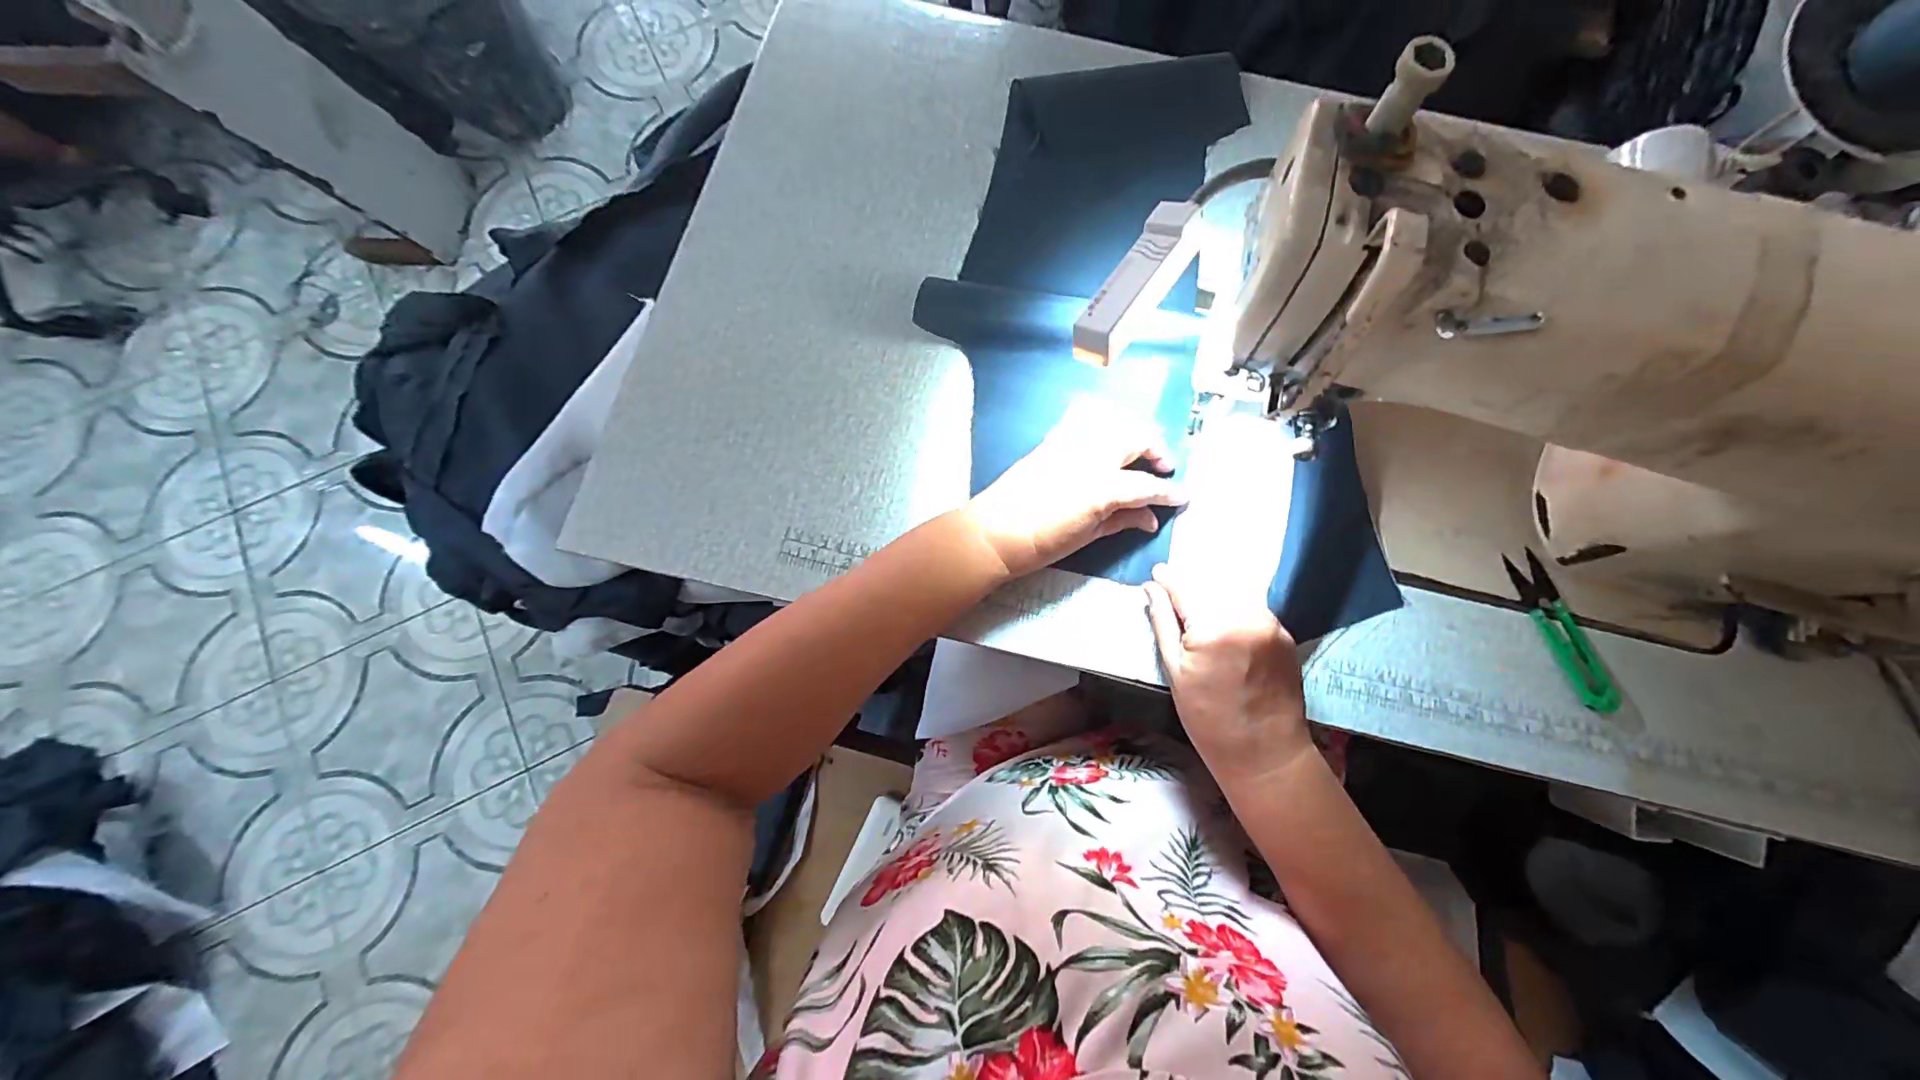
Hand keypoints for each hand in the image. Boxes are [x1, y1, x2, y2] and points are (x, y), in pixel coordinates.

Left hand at [961, 400, 1186, 578]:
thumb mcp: (1087, 537)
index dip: (1169, 492)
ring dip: (1131, 432)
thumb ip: (1121, 521)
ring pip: (1113, 422)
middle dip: (1157, 450)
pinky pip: (1078, 418)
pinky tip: (1102, 431)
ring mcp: (1069, 445)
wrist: (993, 533)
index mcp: (1103, 487)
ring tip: (1135, 450)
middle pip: (1137, 439)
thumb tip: (1149, 518)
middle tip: (1163, 467)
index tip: (1182, 496)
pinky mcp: (1050, 442)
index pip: (1147, 486)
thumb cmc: (1040, 544)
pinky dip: (1097, 419)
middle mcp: (1090, 457)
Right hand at [1144, 563, 1312, 784]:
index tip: (1157, 573)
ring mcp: (1271, 625)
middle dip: (1193, 585)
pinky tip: (1225, 626)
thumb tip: (1151, 590)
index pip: (1186, 588)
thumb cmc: (1208, 719)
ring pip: (1236, 593)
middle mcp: (1247, 618)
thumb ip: (1163, 623)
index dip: (1168, 579)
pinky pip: (1254, 609)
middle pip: (1213, 584)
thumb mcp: (1174, 671)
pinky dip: (1236, 609)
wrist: (1265, 753)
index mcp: (1214, 628)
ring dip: (1216, 595)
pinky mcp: (1284, 635)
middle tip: (1175, 591)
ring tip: (1199, 610)